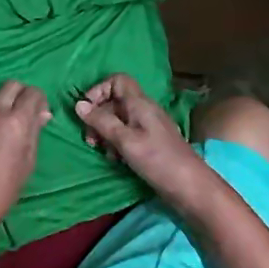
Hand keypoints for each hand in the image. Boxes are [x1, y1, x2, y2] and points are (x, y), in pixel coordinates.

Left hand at [0, 80, 49, 246]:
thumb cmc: (7, 185)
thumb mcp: (29, 159)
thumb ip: (35, 131)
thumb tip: (42, 114)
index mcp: (17, 121)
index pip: (32, 93)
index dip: (40, 99)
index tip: (42, 112)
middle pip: (12, 84)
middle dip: (23, 92)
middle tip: (27, 108)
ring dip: (6, 97)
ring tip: (11, 115)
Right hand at [74, 74, 214, 207]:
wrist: (190, 187)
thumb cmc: (158, 160)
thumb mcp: (125, 140)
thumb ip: (102, 121)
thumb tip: (78, 104)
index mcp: (139, 103)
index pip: (117, 80)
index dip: (99, 90)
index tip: (88, 110)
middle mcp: (143, 110)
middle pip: (115, 101)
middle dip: (98, 117)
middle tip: (91, 140)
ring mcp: (147, 127)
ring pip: (119, 119)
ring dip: (106, 133)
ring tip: (103, 151)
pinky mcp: (149, 143)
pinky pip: (127, 134)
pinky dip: (117, 143)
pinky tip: (116, 159)